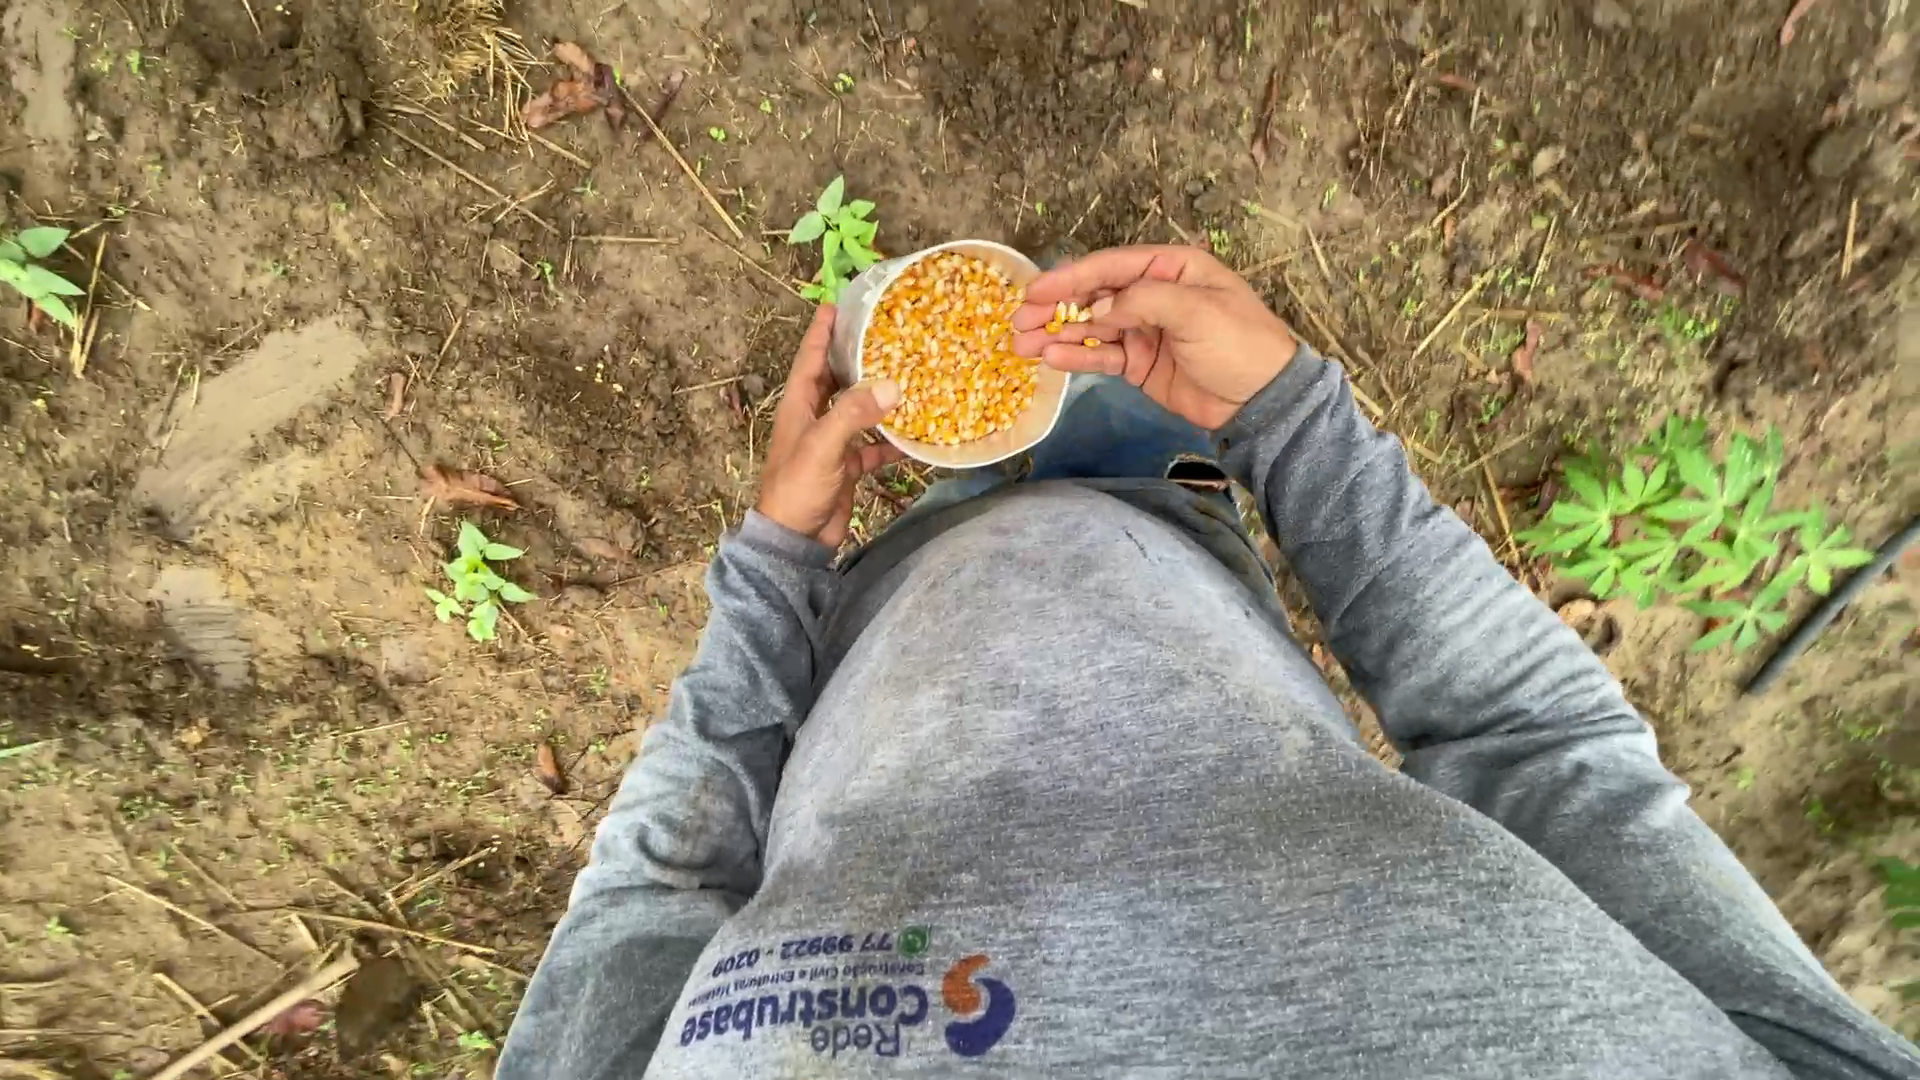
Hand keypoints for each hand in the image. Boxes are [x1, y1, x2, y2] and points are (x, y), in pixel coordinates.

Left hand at [757, 304, 904, 547]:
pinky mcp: (847, 466)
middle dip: (858, 357)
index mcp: (799, 405)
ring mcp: (832, 443)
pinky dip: (891, 441)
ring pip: (859, 411)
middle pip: (837, 378)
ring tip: (909, 376)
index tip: (839, 303)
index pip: (811, 357)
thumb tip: (891, 385)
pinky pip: (873, 446)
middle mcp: (814, 418)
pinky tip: (915, 435)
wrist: (795, 540)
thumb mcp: (823, 446)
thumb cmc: (798, 488)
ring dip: (880, 398)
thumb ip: (854, 414)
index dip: (823, 330)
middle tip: (887, 335)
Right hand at [1011, 245, 1299, 429]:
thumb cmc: (1238, 344)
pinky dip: (1076, 358)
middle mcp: (1152, 296)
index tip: (1035, 291)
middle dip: (1055, 308)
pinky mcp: (1138, 364)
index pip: (1111, 267)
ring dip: (1057, 335)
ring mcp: (1143, 332)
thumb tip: (1099, 308)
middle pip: (1093, 296)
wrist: (1259, 400)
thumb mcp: (1196, 310)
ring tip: (1022, 346)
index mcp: (1171, 269)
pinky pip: (1100, 357)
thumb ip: (1143, 301)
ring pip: (1090, 329)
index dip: (1070, 277)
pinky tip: (1051, 358)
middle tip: (1019, 322)